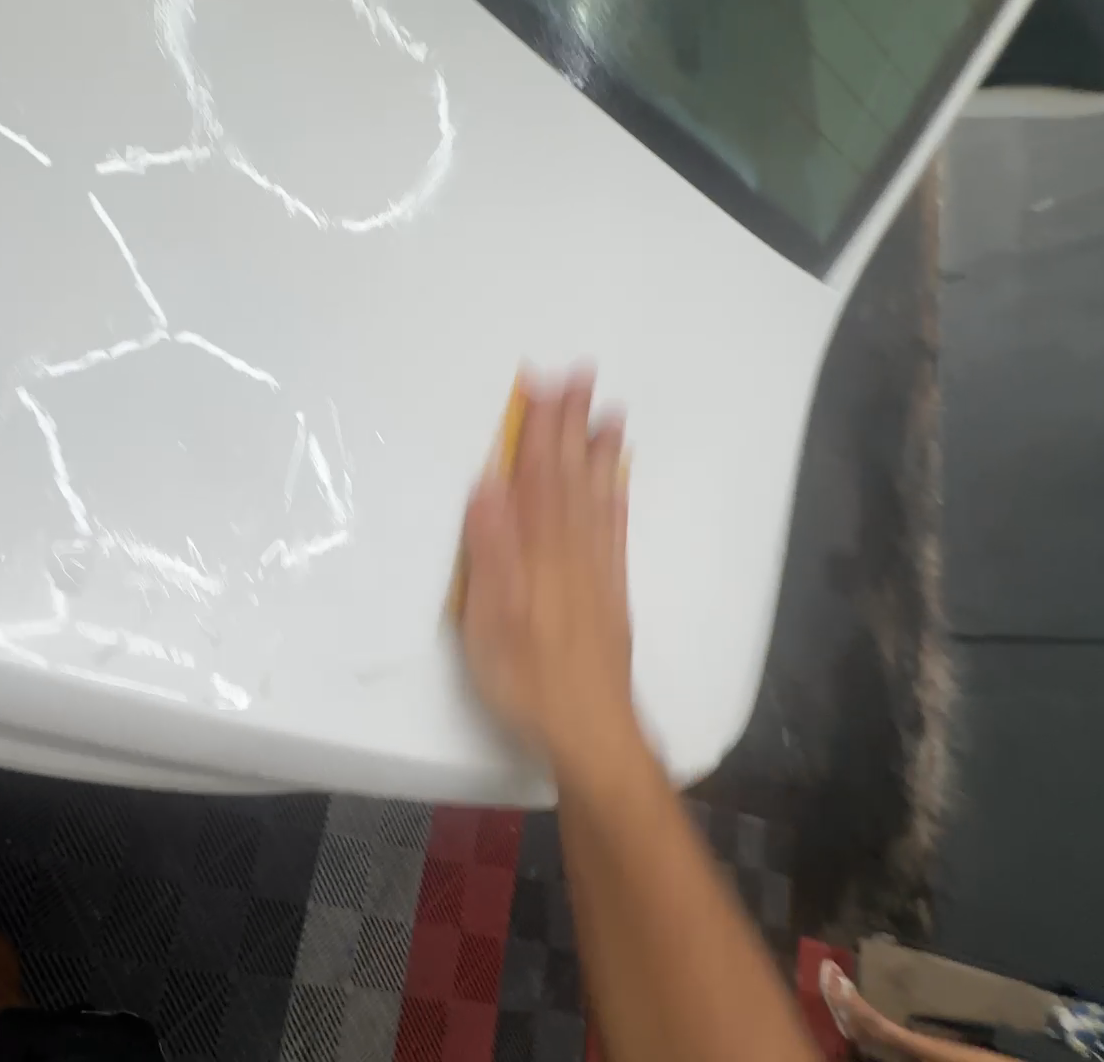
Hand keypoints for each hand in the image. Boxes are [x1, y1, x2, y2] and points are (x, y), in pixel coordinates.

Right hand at [458, 368, 637, 771]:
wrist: (590, 728)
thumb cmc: (525, 676)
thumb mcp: (489, 619)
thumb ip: (489, 551)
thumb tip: (486, 485)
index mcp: (537, 552)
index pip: (536, 477)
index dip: (537, 429)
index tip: (541, 382)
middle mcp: (572, 549)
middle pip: (569, 477)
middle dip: (570, 425)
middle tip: (579, 375)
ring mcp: (596, 568)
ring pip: (596, 497)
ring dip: (598, 452)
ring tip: (607, 412)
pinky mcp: (609, 589)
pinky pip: (614, 529)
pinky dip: (617, 495)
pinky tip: (617, 480)